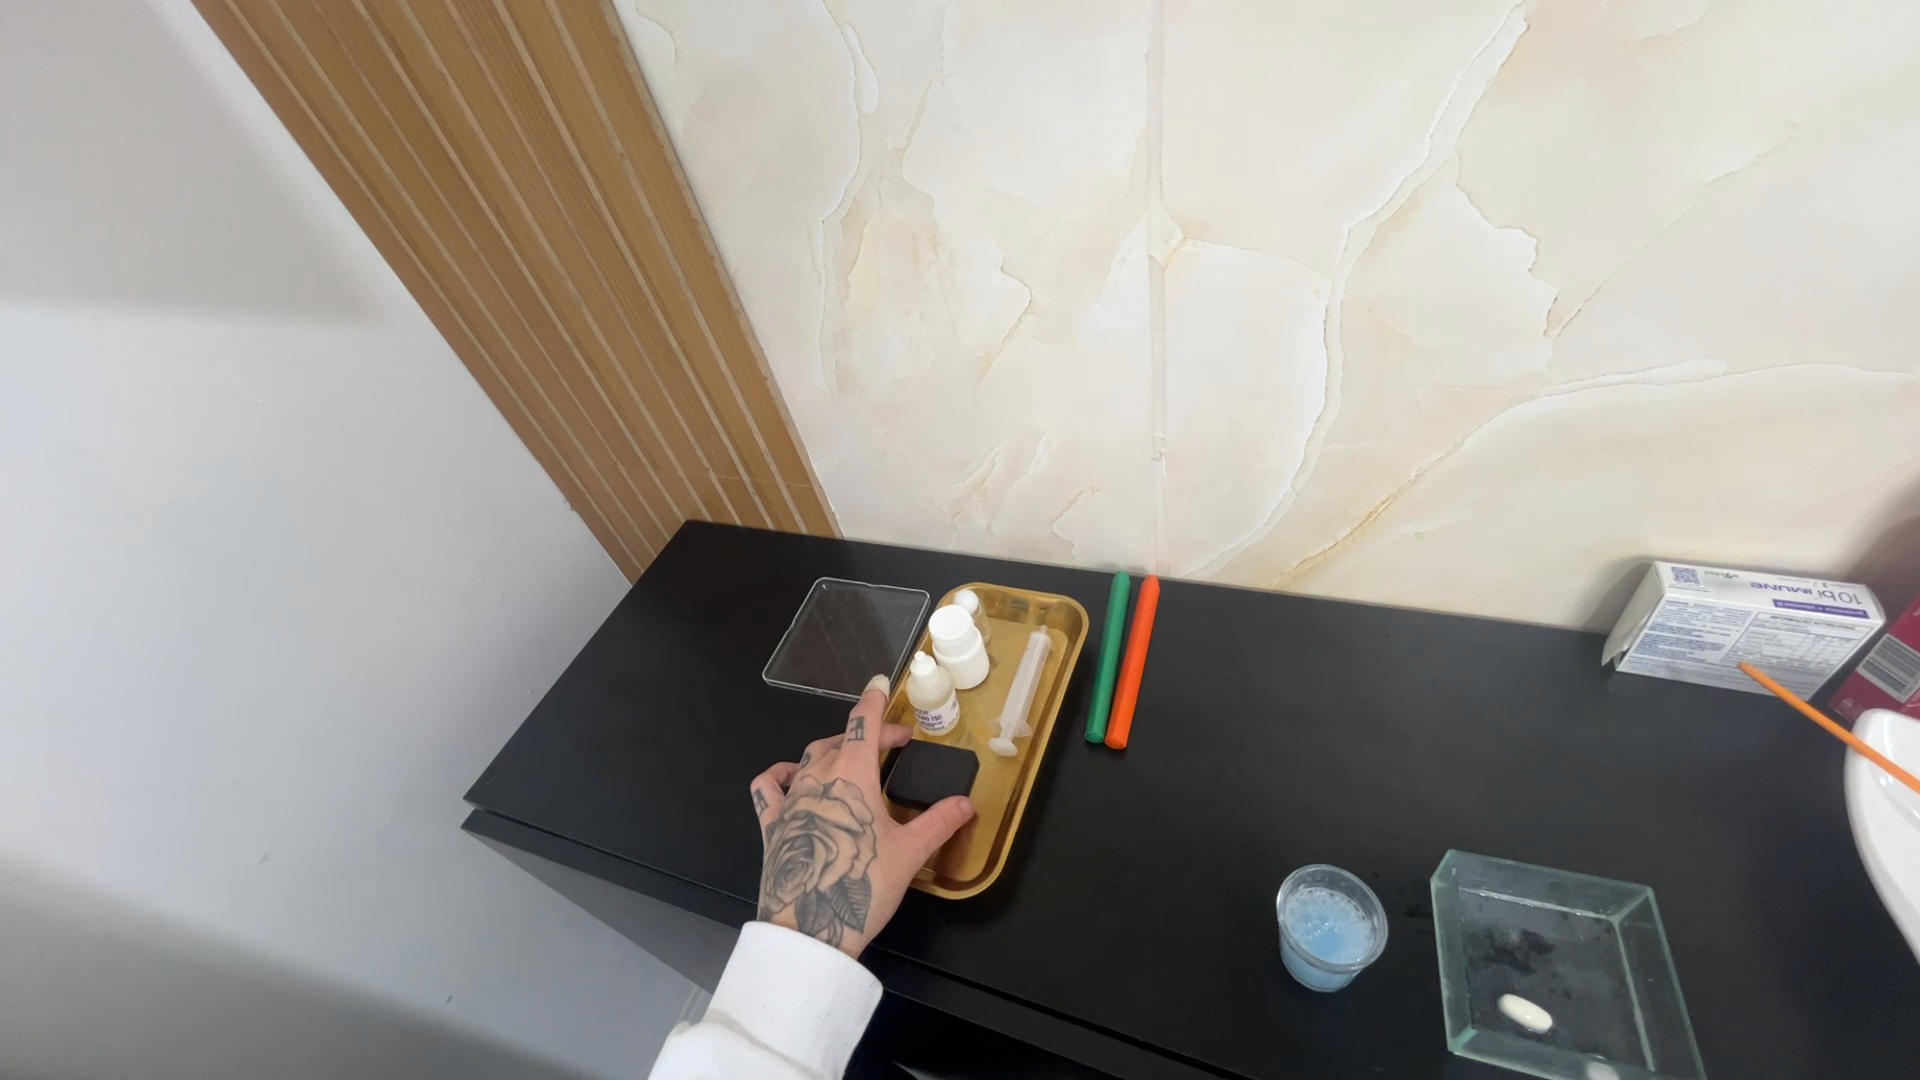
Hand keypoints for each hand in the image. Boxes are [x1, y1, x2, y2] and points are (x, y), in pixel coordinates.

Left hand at [749, 675, 975, 958]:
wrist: (809, 930)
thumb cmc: (862, 884)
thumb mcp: (910, 852)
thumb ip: (939, 822)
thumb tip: (967, 803)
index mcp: (852, 773)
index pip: (862, 722)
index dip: (873, 700)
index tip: (881, 683)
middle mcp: (817, 776)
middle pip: (842, 738)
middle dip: (868, 733)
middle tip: (894, 744)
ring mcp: (790, 799)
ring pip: (810, 757)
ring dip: (833, 750)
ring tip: (851, 760)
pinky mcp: (771, 823)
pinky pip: (769, 786)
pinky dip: (781, 774)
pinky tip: (790, 776)